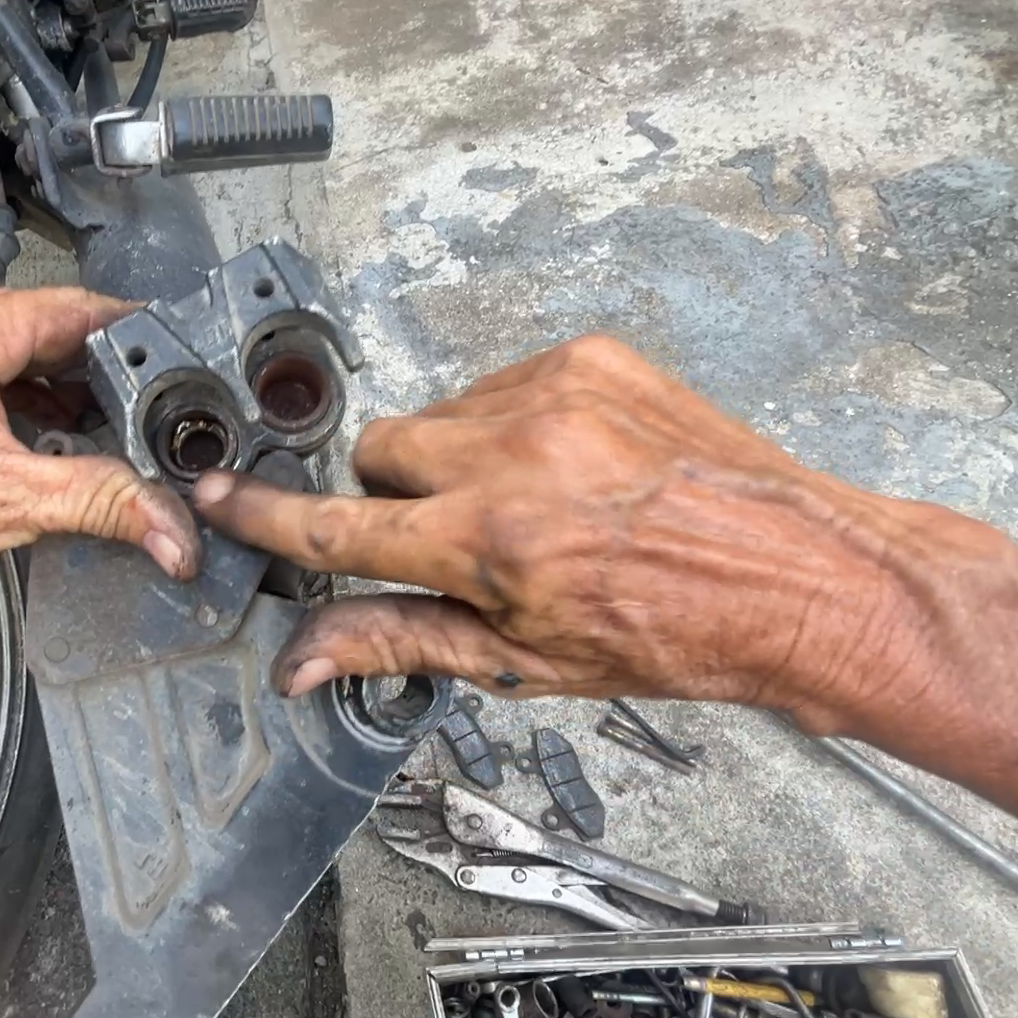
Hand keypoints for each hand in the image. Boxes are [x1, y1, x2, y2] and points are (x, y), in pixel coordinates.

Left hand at [0, 288, 201, 695]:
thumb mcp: (5, 506)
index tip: (159, 339)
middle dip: (88, 368)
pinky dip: (5, 404)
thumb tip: (166, 523)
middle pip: (28, 331)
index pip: (59, 308)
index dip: (121, 326)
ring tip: (94, 423)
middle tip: (138, 399)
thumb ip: (102, 501)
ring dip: (46, 388)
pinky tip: (34, 437)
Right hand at [192, 334, 1017, 732]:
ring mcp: (549, 393)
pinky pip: (494, 385)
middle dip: (394, 492)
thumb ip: (396, 639)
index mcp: (488, 544)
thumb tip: (300, 661)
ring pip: (433, 417)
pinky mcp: (587, 357)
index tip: (215, 497)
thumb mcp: (520, 659)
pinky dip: (505, 425)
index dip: (264, 517)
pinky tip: (564, 461)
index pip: (338, 529)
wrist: (802, 577)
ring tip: (528, 497)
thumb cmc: (664, 637)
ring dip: (452, 459)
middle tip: (456, 528)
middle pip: (377, 450)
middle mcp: (508, 456)